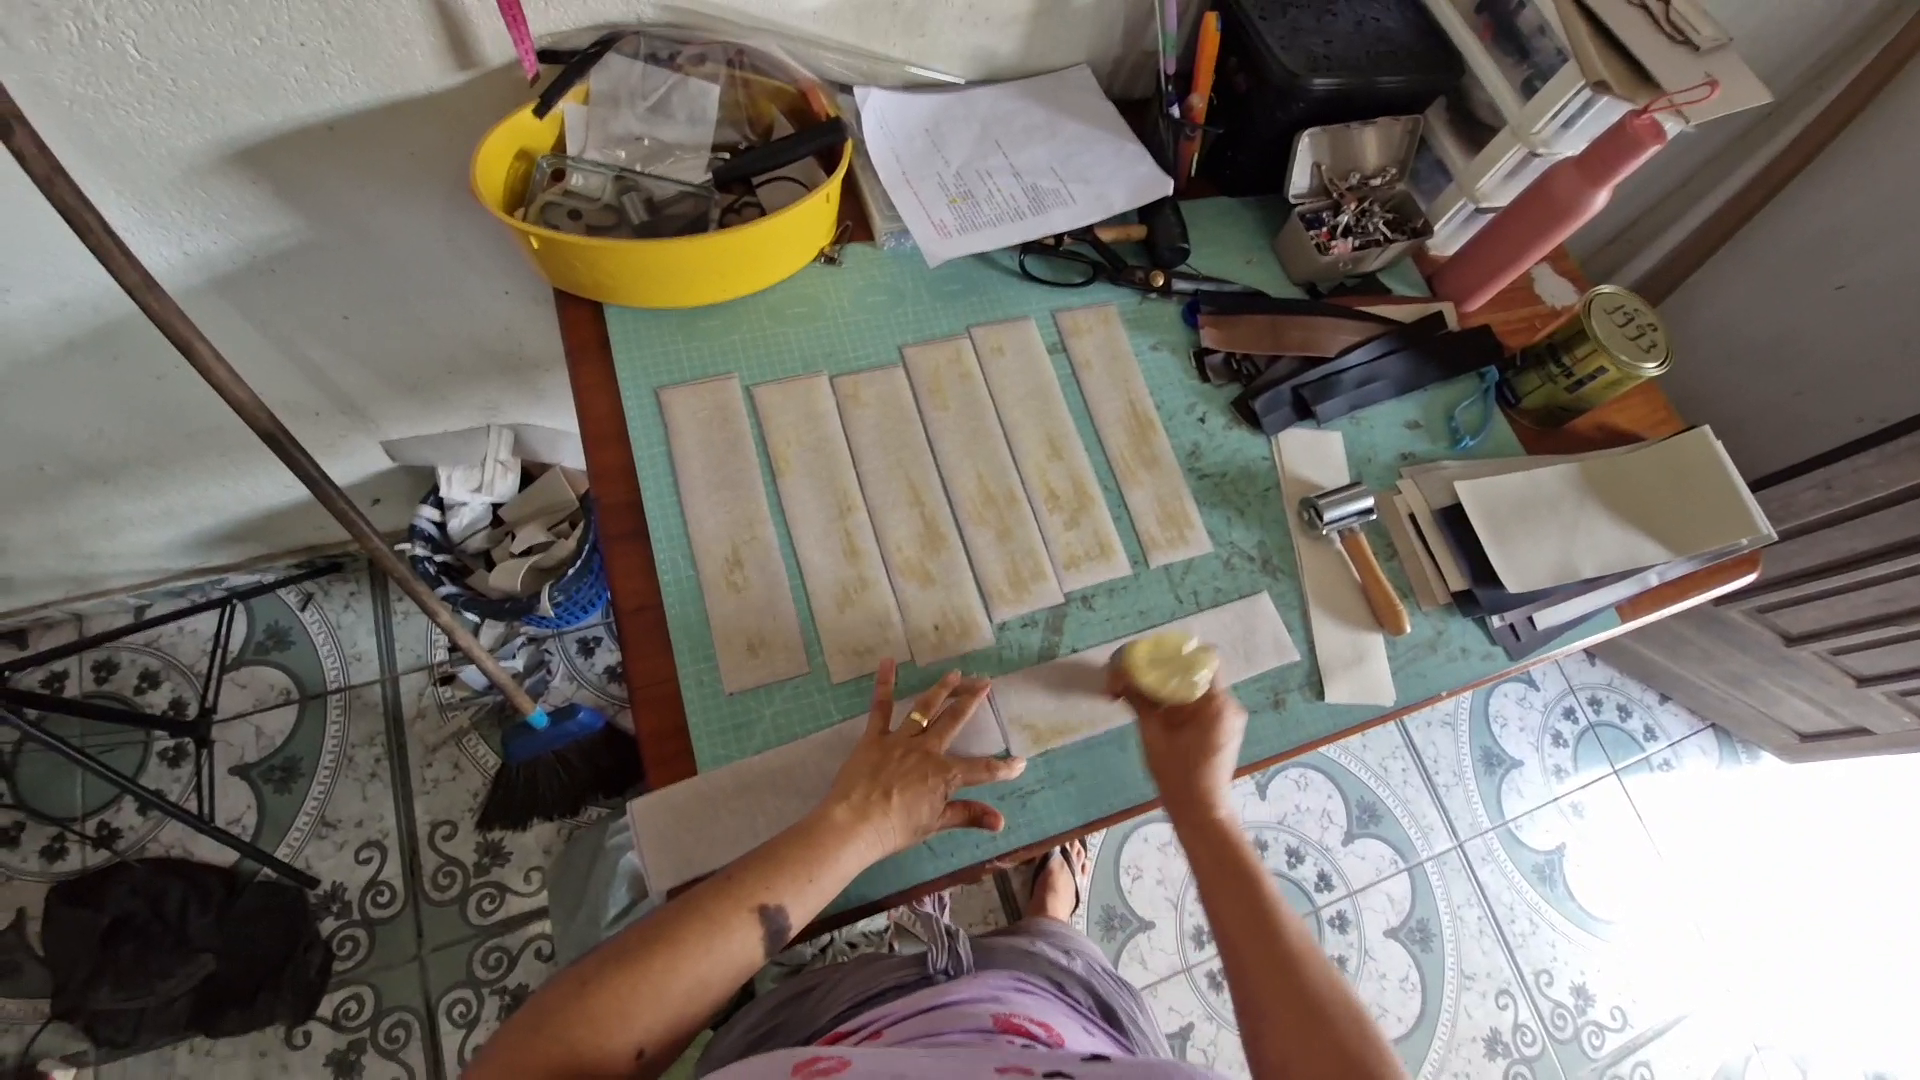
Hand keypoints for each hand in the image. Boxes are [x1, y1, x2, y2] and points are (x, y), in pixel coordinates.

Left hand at [817, 662, 1026, 862]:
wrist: (854, 824)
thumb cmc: (895, 829)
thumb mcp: (935, 824)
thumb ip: (968, 815)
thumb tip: (1001, 821)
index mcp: (944, 774)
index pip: (982, 770)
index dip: (1003, 768)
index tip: (1020, 762)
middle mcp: (926, 749)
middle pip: (954, 720)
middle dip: (972, 700)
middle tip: (985, 683)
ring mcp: (900, 739)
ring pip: (925, 708)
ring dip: (942, 689)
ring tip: (955, 673)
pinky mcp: (875, 736)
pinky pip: (881, 707)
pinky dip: (885, 684)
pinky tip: (888, 662)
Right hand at [1109, 670, 1246, 824]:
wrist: (1201, 810)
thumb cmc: (1177, 774)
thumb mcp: (1153, 733)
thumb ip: (1139, 700)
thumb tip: (1119, 676)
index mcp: (1217, 703)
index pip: (1202, 660)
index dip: (1176, 654)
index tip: (1151, 658)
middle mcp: (1228, 705)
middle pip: (1197, 673)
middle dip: (1166, 671)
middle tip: (1138, 675)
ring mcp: (1228, 717)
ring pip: (1198, 689)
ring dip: (1171, 687)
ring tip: (1142, 691)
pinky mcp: (1224, 728)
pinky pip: (1201, 704)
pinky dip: (1180, 701)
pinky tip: (1157, 708)